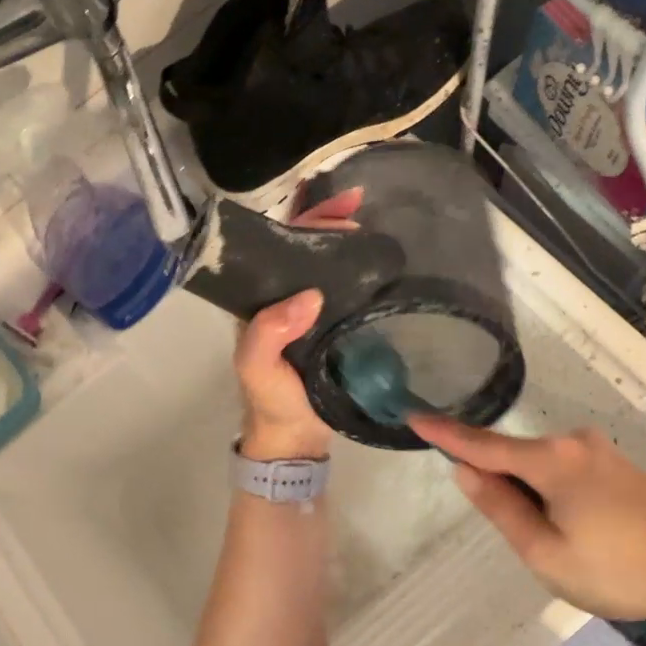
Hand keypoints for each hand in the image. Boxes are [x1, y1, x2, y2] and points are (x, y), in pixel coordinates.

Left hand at [232, 188, 366, 460]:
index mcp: (263, 299)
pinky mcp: (340, 328)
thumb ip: (268, 333)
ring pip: (332, 266)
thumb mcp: (256, 367)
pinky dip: (367, 272)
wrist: (297, 440)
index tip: (337, 209)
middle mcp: (288, 298)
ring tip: (378, 223)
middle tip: (361, 206)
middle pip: (308, 247)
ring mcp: (316, 313)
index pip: (282, 246)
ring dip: (352, 242)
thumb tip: (310, 295)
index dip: (306, 221)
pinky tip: (389, 263)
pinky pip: (352, 291)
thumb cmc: (271, 400)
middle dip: (331, 221)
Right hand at [409, 415, 645, 623]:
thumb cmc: (620, 570)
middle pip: (511, 459)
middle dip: (502, 492)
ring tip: (566, 551)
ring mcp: (597, 451)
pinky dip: (551, 498)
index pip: (482, 445)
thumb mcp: (547, 553)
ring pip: (537, 470)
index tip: (412, 416)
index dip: (445, 434)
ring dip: (531, 501)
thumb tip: (465, 471)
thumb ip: (501, 509)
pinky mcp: (614, 465)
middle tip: (530, 546)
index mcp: (551, 460)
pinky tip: (579, 536)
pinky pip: (561, 474)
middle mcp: (572, 442)